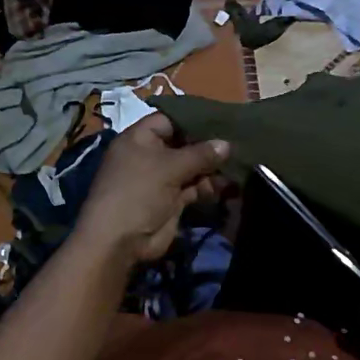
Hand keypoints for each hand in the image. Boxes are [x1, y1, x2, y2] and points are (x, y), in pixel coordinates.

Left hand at [73, 114, 230, 264]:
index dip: (194, 119)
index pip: (170, 120)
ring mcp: (161, 179)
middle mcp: (150, 155)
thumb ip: (200, 154)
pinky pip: (194, 187)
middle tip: (239, 142)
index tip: (223, 119)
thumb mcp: (170, 167)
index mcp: (140, 138)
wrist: (120, 241)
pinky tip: (229, 185)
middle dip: (209, 146)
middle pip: (184, 144)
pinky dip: (209, 186)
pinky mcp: (172, 200)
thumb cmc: (139, 192)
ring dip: (213, 168)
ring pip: (192, 167)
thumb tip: (226, 145)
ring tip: (238, 165)